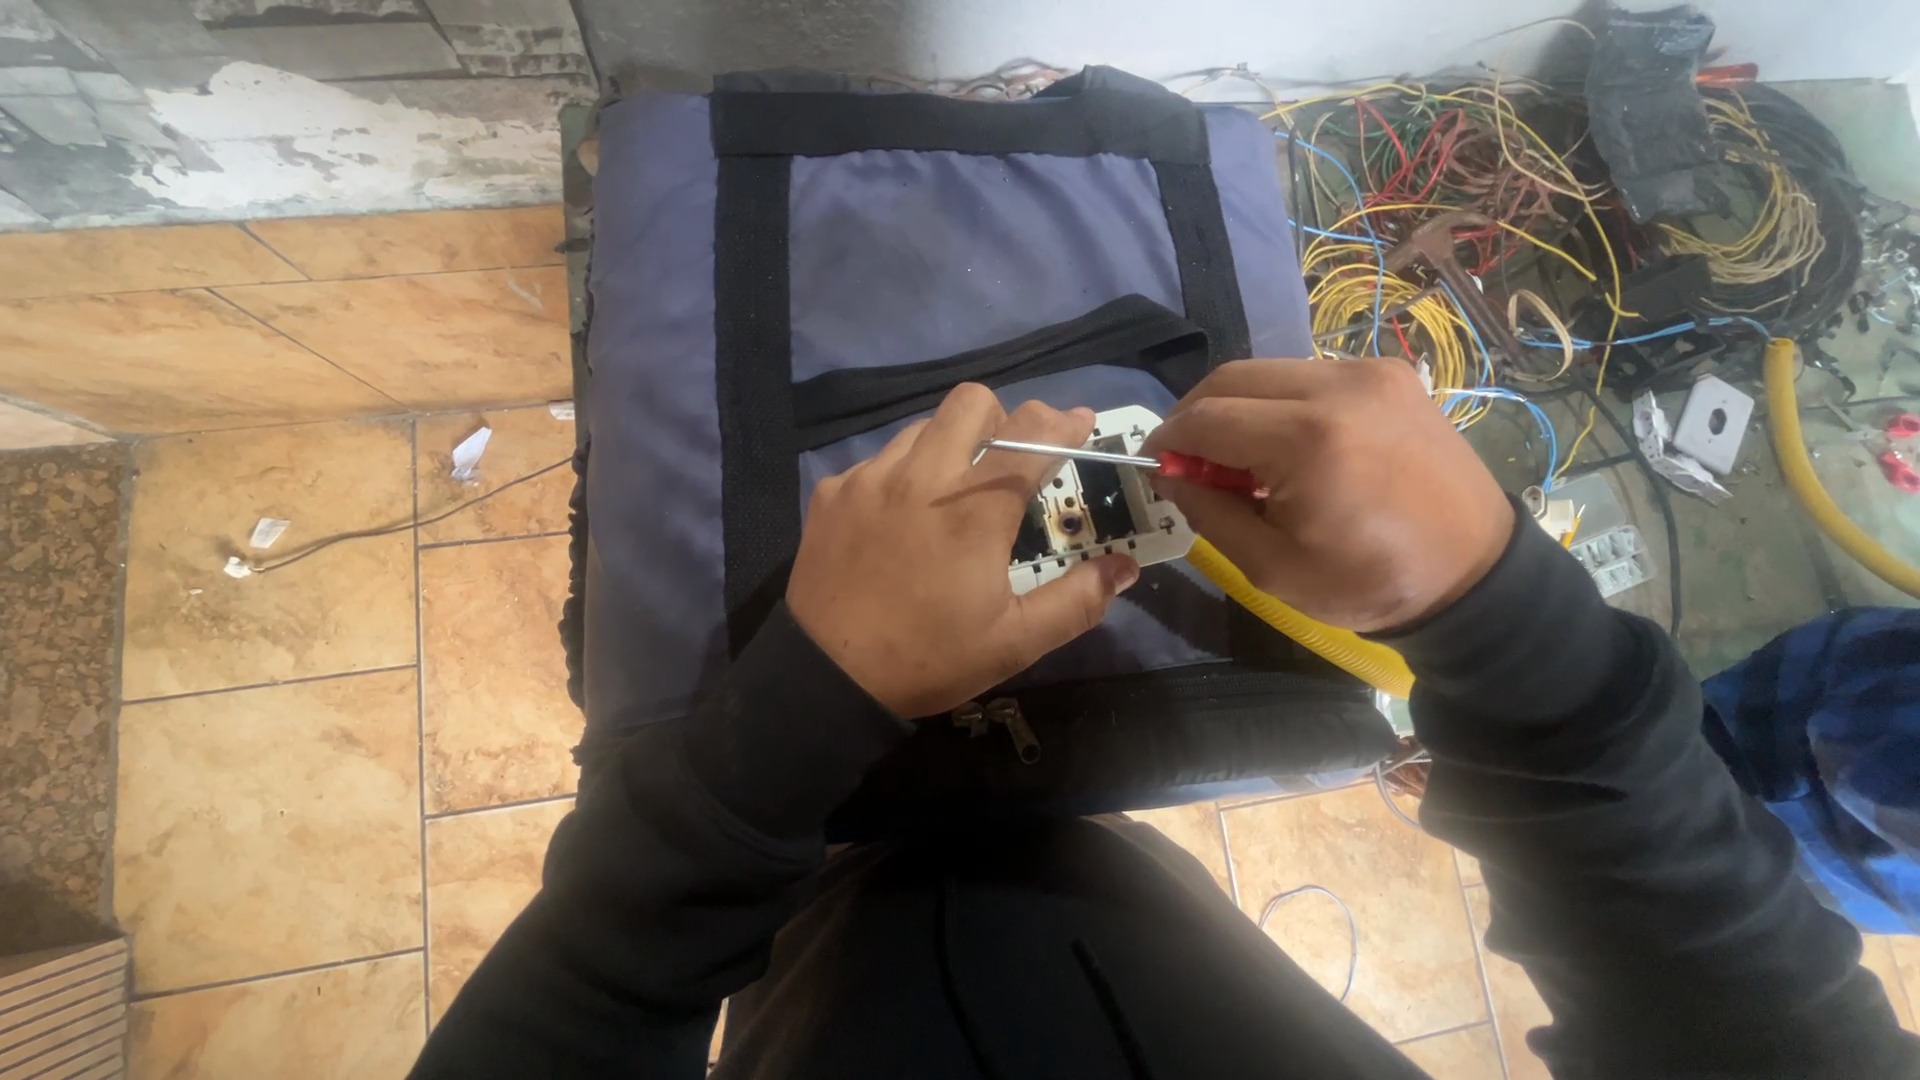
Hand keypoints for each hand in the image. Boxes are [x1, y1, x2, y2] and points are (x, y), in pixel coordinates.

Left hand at [788, 384, 1139, 717]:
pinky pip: (878, 460)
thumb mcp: (1014, 642)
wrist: (824, 678)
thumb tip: (1125, 567)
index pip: (1031, 435)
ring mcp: (869, 479)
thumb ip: (1077, 601)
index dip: (1064, 422)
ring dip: (949, 446)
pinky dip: (901, 475)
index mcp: (974, 510)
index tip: (1080, 424)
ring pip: (921, 427)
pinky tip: (898, 521)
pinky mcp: (832, 493)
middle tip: (1007, 463)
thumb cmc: (927, 659)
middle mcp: (921, 477)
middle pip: (971, 402)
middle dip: (1002, 419)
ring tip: (950, 495)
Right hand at [1141, 357, 1513, 631]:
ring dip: (1236, 408)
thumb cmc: (1368, 582)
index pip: (1206, 418)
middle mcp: (1339, 386)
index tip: (1156, 466)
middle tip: (1190, 461)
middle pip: (1230, 378)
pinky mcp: (1391, 375)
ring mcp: (1371, 373)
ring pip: (1267, 372)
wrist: (1476, 576)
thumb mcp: (1270, 566)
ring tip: (1238, 458)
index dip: (1169, 441)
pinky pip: (1307, 376)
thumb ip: (1208, 512)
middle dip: (1195, 416)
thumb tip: (1171, 475)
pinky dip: (1276, 404)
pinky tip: (1283, 445)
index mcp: (1308, 439)